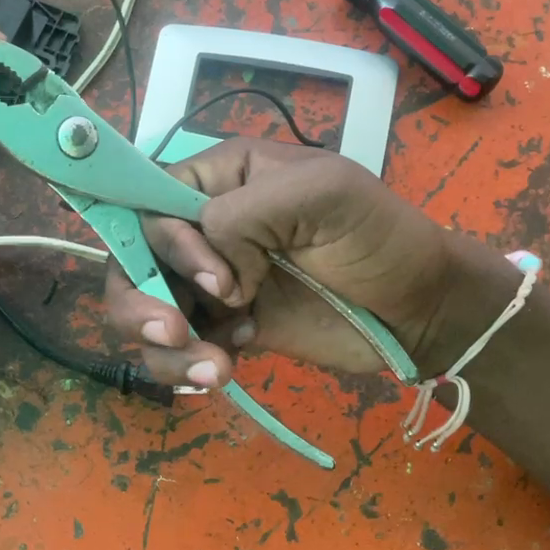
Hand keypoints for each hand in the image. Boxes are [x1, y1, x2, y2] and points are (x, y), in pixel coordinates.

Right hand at [104, 138, 510, 386]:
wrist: (419, 311)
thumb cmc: (380, 239)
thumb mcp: (322, 195)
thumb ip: (245, 213)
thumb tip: (209, 268)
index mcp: (221, 180)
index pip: (149, 204)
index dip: (163, 245)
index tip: (215, 282)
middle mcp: (204, 229)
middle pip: (130, 263)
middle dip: (140, 304)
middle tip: (175, 334)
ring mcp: (210, 284)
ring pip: (143, 312)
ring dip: (162, 347)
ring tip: (212, 369)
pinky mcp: (221, 329)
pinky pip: (173, 350)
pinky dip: (186, 366)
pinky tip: (226, 368)